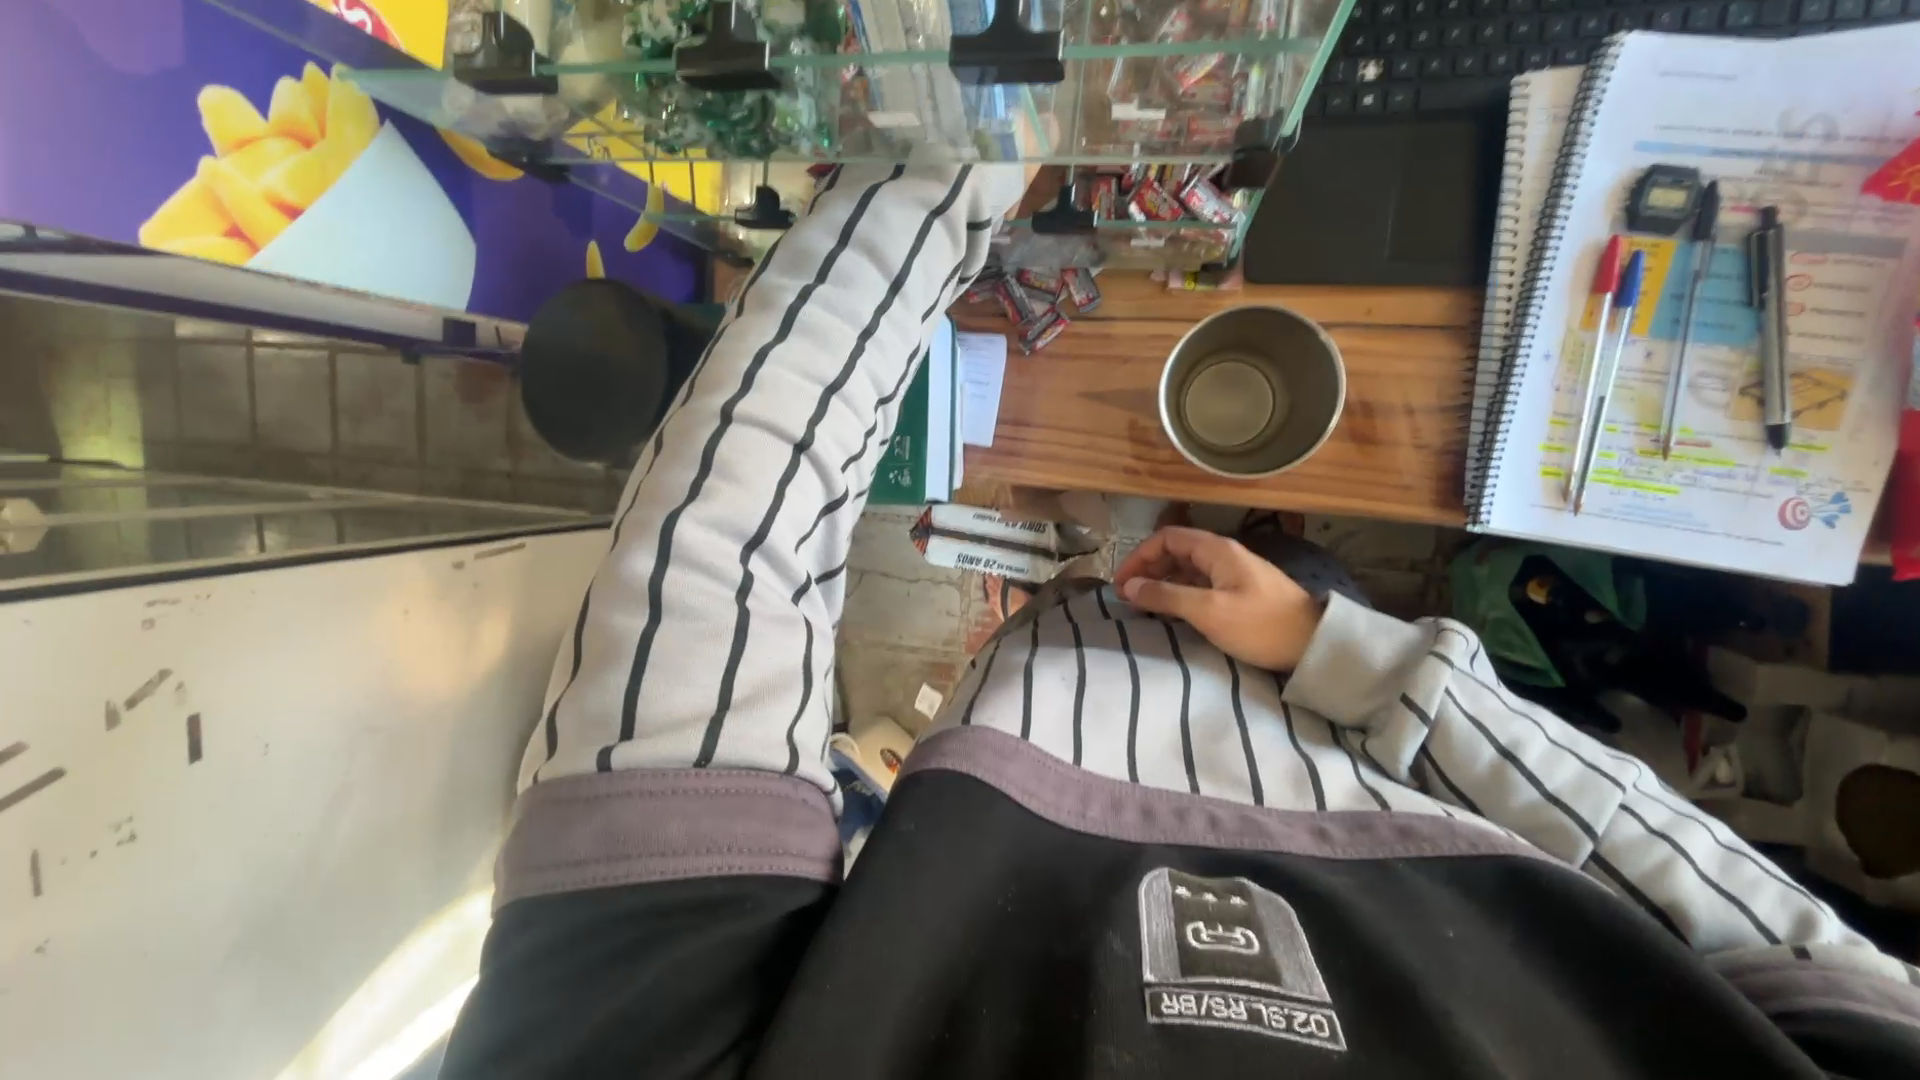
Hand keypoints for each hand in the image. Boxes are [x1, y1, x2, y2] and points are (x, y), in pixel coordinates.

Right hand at [1112, 527, 1324, 672]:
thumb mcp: (1208, 611)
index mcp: (1217, 550)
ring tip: (1144, 606)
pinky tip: (1172, 612)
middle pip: (1176, 551)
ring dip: (1163, 583)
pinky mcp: (1241, 593)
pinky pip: (1200, 585)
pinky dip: (1180, 594)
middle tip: (1128, 596)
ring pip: (1187, 569)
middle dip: (1148, 569)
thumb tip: (1129, 587)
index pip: (1167, 537)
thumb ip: (1166, 596)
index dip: (1139, 556)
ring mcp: (1234, 574)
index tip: (1122, 583)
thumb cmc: (1260, 626)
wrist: (1313, 646)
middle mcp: (1224, 555)